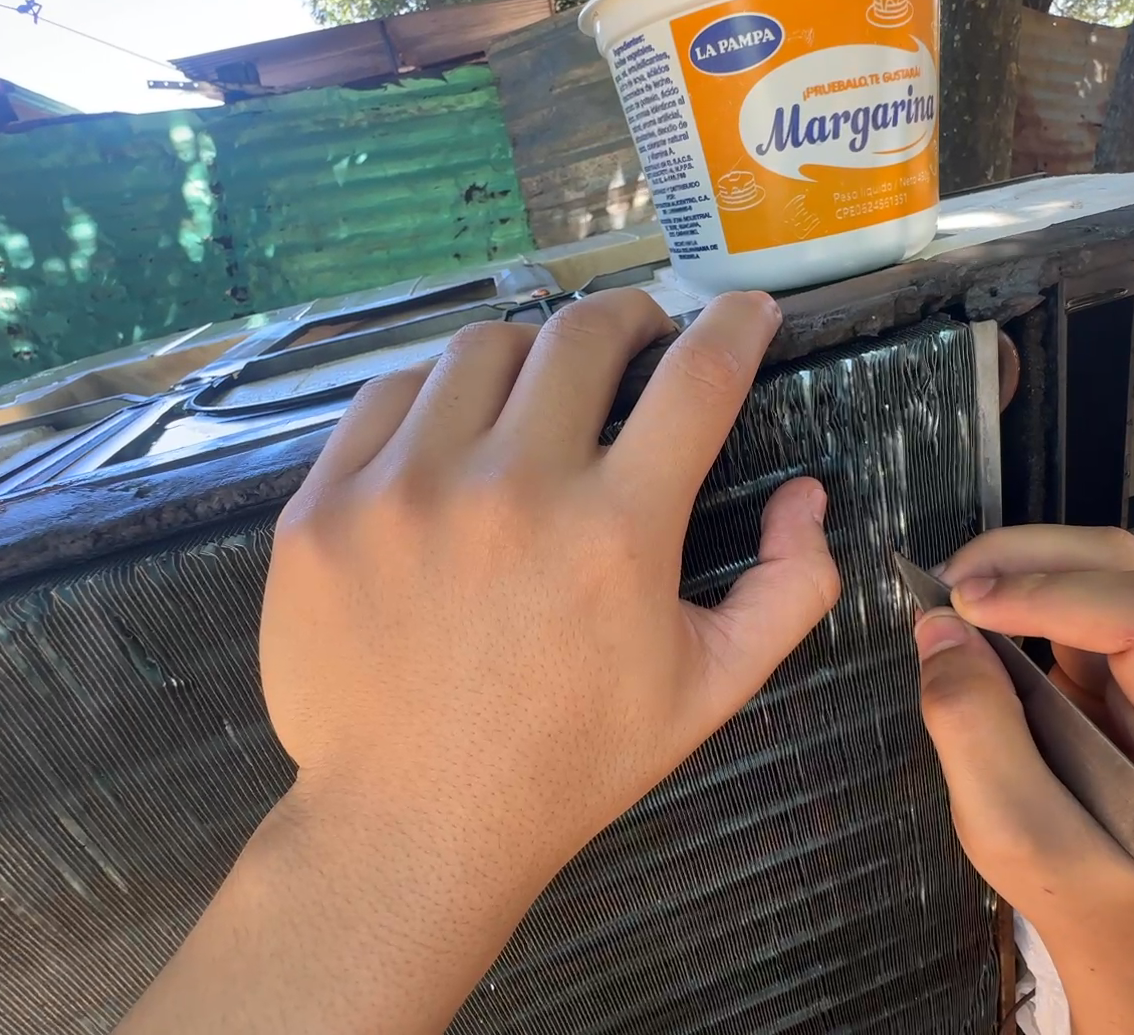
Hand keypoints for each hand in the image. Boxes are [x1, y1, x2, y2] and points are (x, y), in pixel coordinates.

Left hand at [262, 287, 840, 878]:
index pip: (698, 380)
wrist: (415, 823)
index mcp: (618, 531)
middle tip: (640, 344)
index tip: (747, 310)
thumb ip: (790, 587)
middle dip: (632, 319)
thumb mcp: (715, 686)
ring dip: (536, 352)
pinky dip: (443, 393)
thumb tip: (808, 496)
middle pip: (585, 333)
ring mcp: (404, 490)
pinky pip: (393, 395)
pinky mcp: (325, 507)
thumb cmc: (577, 756)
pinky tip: (456, 436)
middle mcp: (513, 488)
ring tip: (545, 392)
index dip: (736, 327)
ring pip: (484, 347)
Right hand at [912, 525, 1133, 1032]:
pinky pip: (1092, 585)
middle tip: (942, 585)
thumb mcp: (1011, 829)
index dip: (1047, 593)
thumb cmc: (1078, 887)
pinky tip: (984, 607)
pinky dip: (1028, 582)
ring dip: (1022, 563)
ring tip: (953, 593)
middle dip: (1026, 560)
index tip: (958, 604)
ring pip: (1109, 565)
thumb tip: (939, 623)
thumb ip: (972, 728)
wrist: (1119, 907)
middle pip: (1130, 570)